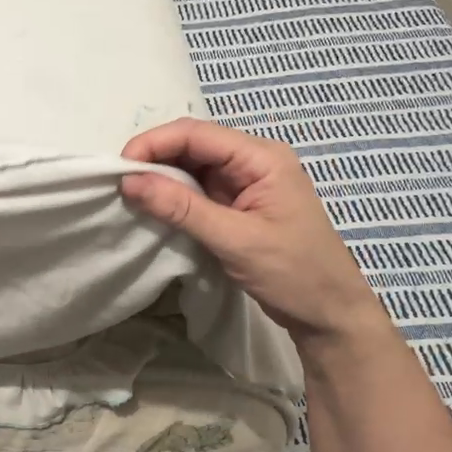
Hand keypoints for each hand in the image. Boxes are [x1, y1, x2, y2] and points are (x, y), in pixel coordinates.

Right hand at [121, 118, 389, 351]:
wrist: (331, 317)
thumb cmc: (294, 274)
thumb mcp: (235, 241)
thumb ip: (181, 208)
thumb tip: (129, 182)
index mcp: (261, 157)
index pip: (196, 134)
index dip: (154, 143)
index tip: (121, 168)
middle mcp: (252, 161)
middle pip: (191, 144)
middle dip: (154, 158)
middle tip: (120, 183)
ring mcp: (245, 182)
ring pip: (191, 165)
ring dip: (161, 177)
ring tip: (131, 195)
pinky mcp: (237, 203)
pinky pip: (197, 187)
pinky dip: (172, 194)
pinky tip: (154, 206)